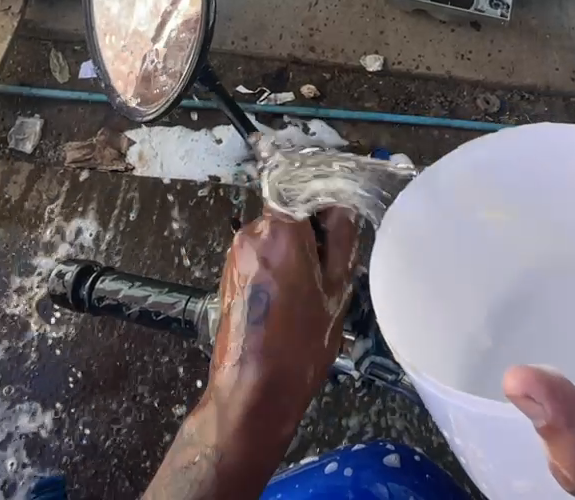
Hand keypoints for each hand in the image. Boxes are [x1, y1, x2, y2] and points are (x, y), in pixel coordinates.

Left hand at [146, 208, 359, 499]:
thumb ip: (342, 238)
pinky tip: (295, 294)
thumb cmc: (299, 343)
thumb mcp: (336, 291)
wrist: (251, 392)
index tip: (344, 207)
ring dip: (298, 244)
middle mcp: (251, 231)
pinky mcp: (229, 270)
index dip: (325, 189)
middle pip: (290, 207)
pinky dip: (282, 260)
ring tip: (316, 284)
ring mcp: (236, 251)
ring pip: (277, 230)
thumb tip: (345, 204)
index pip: (302, 182)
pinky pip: (263, 250)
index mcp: (280, 229)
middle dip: (314, 224)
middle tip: (335, 258)